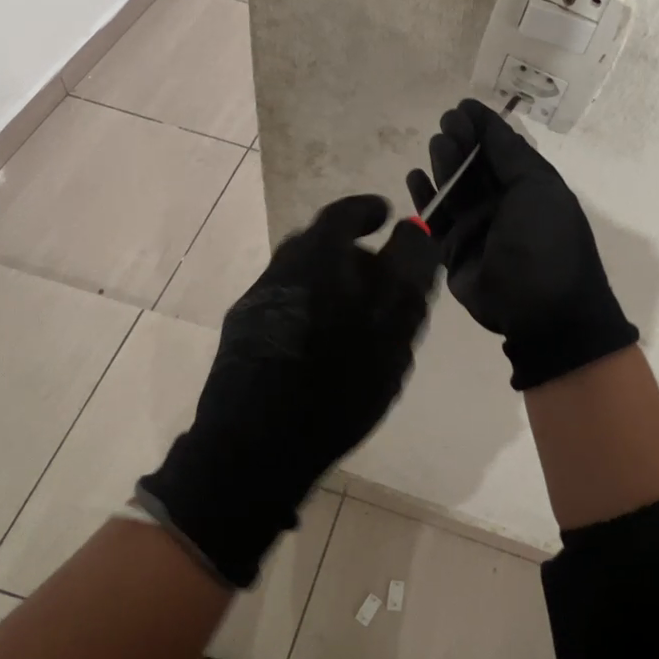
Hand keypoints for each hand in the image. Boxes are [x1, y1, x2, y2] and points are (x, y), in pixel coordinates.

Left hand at [137, 195, 438, 586]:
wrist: (254, 447)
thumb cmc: (336, 385)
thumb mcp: (393, 327)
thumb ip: (409, 272)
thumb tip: (415, 231)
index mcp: (318, 256)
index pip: (346, 213)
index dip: (368, 211)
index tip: (386, 218)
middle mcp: (283, 267)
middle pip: (322, 243)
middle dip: (353, 252)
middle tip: (380, 278)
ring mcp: (258, 300)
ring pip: (303, 274)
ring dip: (331, 282)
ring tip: (356, 316)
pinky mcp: (243, 331)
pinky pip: (287, 302)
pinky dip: (310, 306)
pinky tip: (323, 341)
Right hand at [405, 98, 636, 389]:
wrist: (542, 310)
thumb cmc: (545, 240)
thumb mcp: (536, 187)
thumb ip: (508, 152)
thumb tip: (486, 118)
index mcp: (531, 186)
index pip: (503, 148)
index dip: (484, 126)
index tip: (462, 107)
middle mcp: (504, 204)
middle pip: (476, 165)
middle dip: (461, 142)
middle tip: (445, 124)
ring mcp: (479, 228)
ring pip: (454, 188)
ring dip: (445, 165)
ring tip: (435, 145)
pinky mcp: (455, 251)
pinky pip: (435, 220)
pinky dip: (425, 198)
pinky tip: (415, 177)